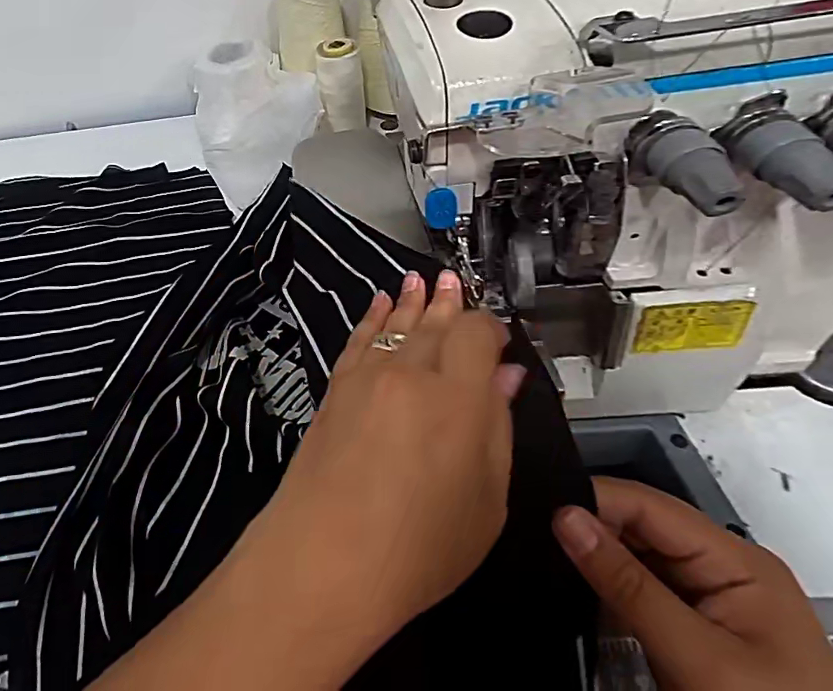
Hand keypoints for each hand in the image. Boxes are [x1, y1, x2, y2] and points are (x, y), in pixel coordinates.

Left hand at [89, 271, 523, 690]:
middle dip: (448, 302)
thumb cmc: (423, 545)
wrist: (327, 554)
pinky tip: (378, 304)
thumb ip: (498, 427)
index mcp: (459, 396)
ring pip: (395, 326)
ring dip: (409, 301)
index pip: (476, 335)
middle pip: (433, 323)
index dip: (490, 328)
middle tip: (454, 279)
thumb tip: (506, 375)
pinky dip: (371, 319)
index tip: (498, 336)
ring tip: (419, 278)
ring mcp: (368, 376)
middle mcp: (412, 372)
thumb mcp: (486, 500)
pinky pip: (359, 340)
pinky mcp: (336, 386)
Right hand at [554, 477, 832, 690]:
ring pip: (636, 557)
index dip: (596, 499)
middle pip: (641, 527)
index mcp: (739, 562)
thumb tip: (567, 518)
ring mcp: (710, 601)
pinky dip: (609, 589)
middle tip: (538, 536)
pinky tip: (579, 590)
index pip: (651, 505)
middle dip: (593, 528)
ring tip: (549, 558)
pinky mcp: (695, 629)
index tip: (543, 509)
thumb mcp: (698, 659)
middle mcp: (724, 569)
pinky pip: (640, 590)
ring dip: (597, 558)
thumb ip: (629, 585)